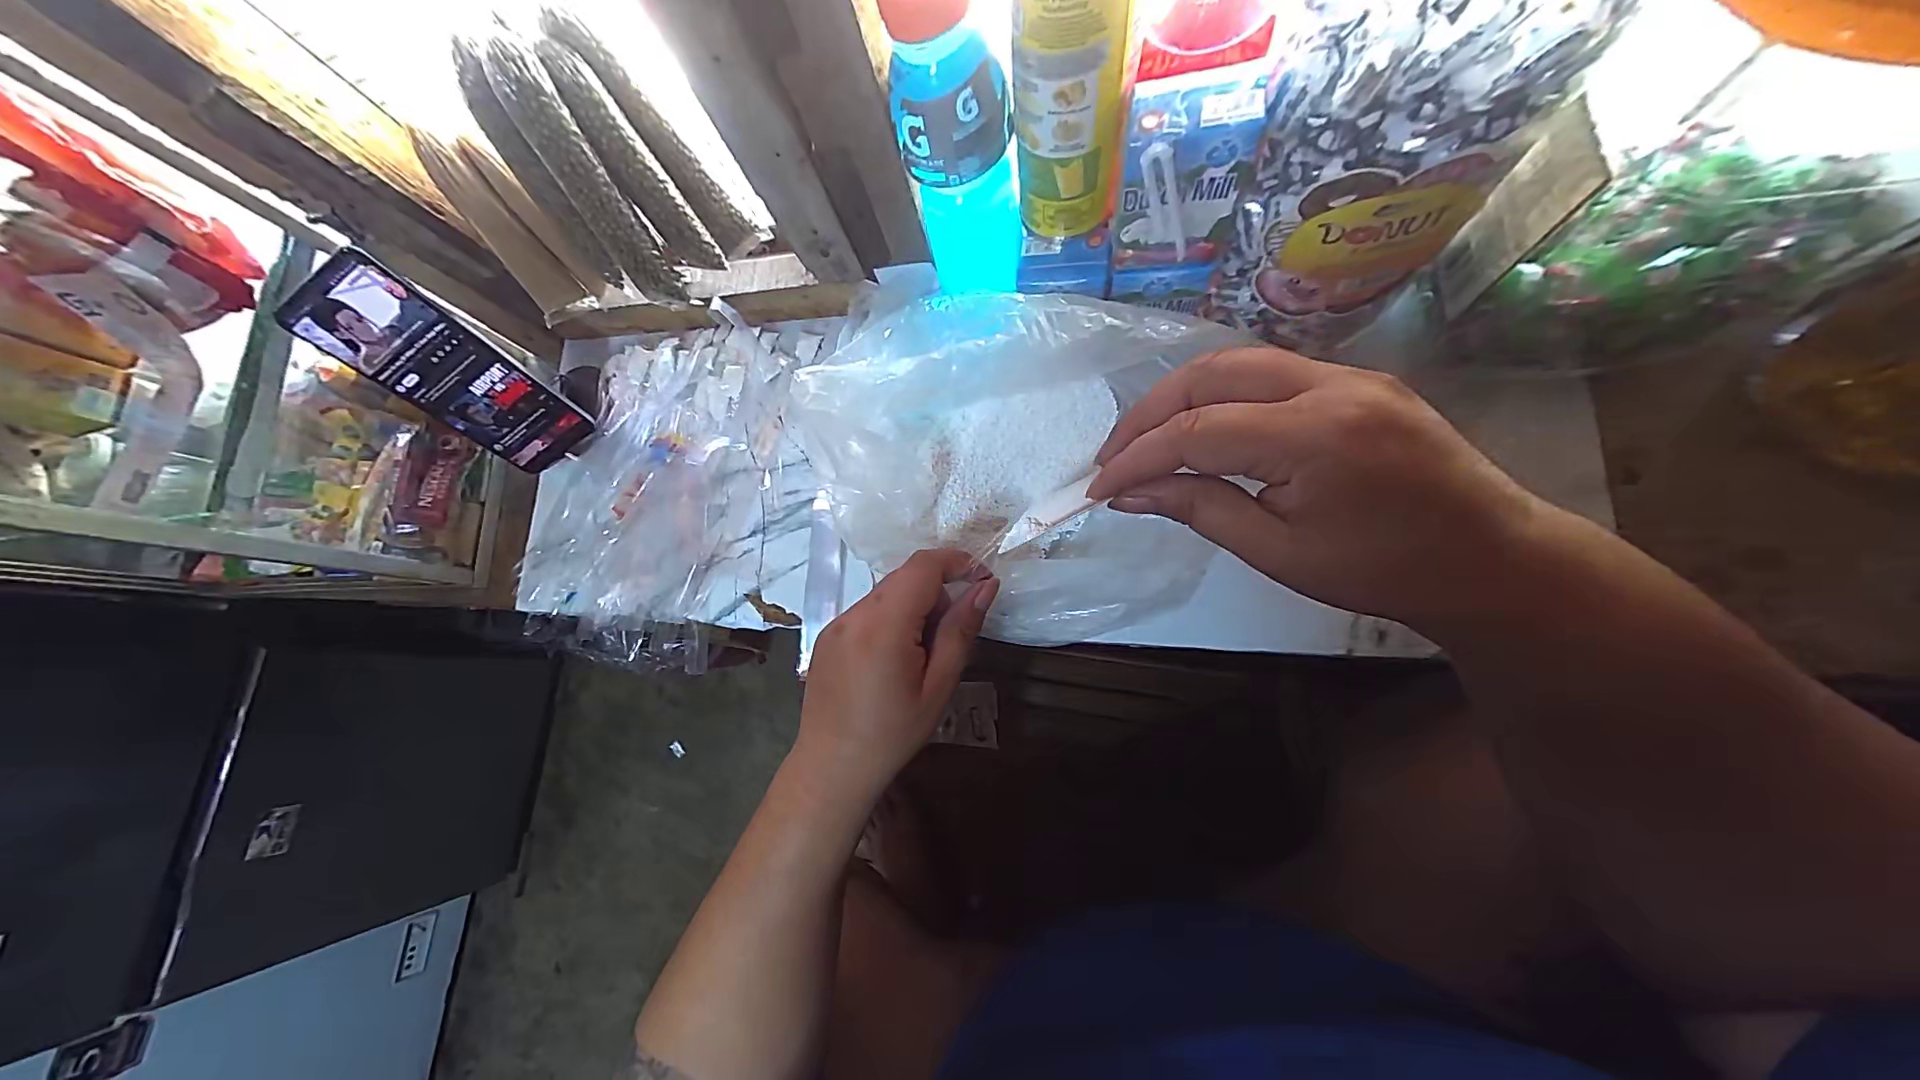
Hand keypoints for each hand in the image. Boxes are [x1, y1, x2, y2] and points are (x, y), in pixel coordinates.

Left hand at [796, 549, 998, 793]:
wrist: (832, 767)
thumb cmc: (893, 733)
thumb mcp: (938, 685)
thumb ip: (961, 629)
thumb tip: (986, 586)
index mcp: (884, 625)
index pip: (923, 566)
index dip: (957, 562)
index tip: (982, 581)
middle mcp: (854, 614)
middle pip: (904, 577)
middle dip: (937, 590)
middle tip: (952, 633)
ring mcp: (836, 623)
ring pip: (886, 592)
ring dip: (914, 605)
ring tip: (922, 654)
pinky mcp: (827, 635)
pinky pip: (868, 610)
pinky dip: (891, 618)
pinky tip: (894, 660)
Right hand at [1087, 347, 1551, 631]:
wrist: (1489, 558)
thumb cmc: (1380, 570)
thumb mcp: (1277, 551)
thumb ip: (1200, 508)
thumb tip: (1130, 493)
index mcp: (1314, 435)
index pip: (1195, 431)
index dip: (1137, 457)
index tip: (1098, 487)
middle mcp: (1330, 384)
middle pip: (1209, 373)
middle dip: (1148, 413)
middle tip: (1114, 458)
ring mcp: (1347, 374)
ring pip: (1237, 362)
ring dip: (1181, 397)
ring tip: (1147, 441)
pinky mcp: (1356, 379)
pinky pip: (1269, 373)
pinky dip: (1220, 395)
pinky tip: (1202, 427)